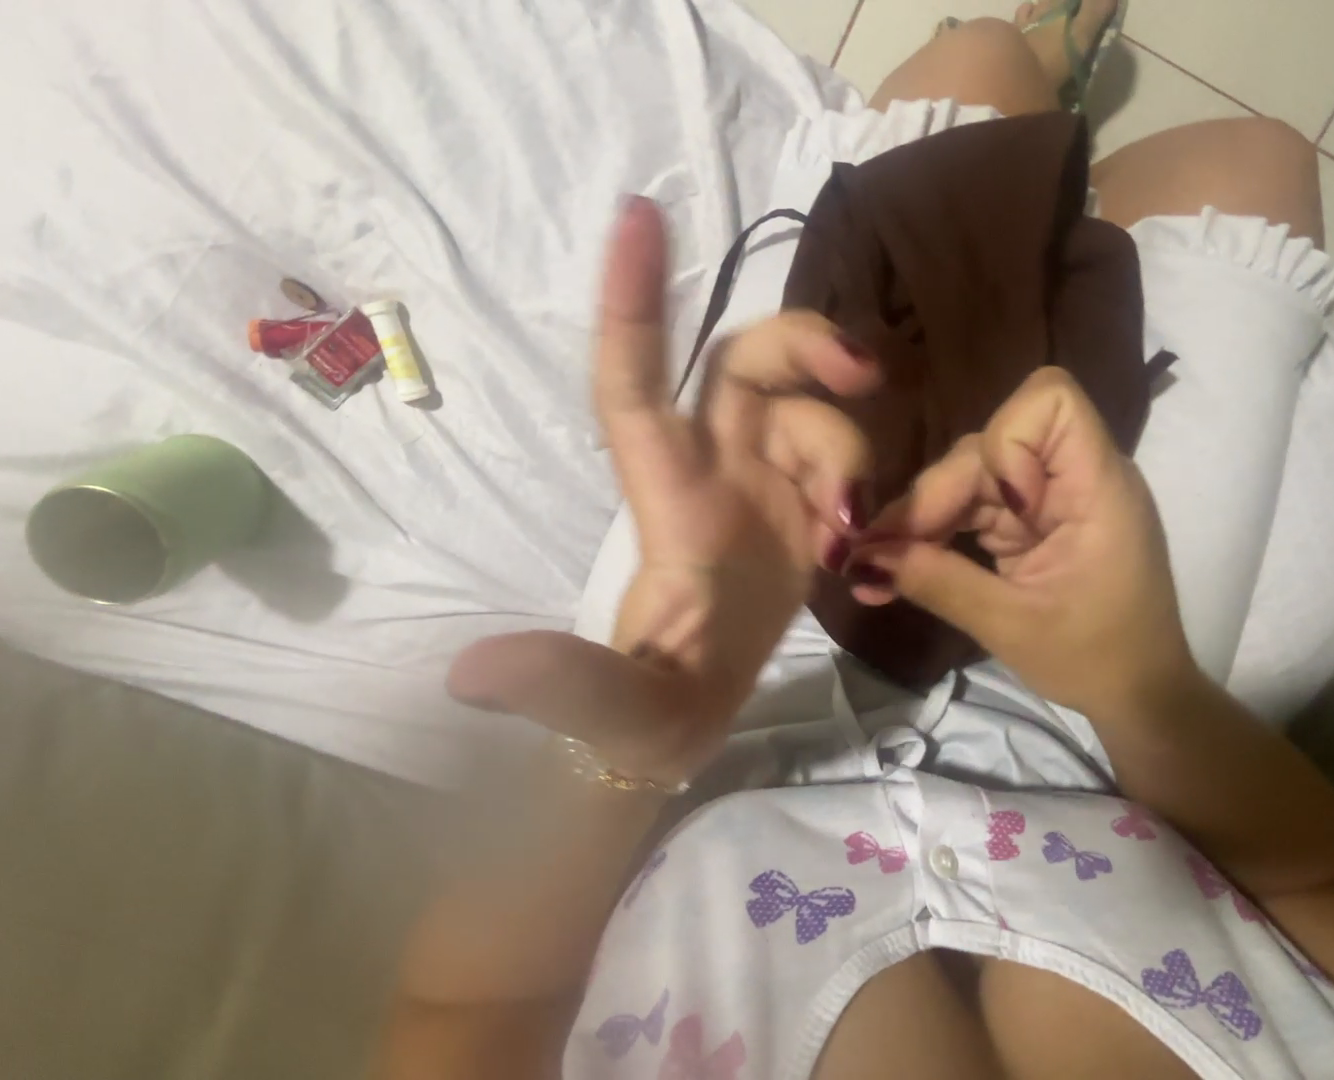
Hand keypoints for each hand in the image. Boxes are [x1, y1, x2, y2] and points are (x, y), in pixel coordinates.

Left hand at [447, 197, 879, 784]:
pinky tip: (859, 540)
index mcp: (661, 496)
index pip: (637, 383)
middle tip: (864, 372)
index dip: (636, 302)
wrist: (693, 724)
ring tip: (848, 531)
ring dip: (848, 454)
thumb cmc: (640, 710)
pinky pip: (846, 459)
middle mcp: (709, 471)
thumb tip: (468, 677)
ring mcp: (760, 487)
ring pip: (816, 415)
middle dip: (806, 344)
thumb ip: (556, 684)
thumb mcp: (607, 706)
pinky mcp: (802, 511)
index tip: (638, 212)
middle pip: (750, 362)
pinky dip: (865, 482)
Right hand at [849, 367, 1193, 718]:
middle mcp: (1072, 477)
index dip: (1005, 441)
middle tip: (883, 551)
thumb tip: (863, 557)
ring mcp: (1048, 497)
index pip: (1051, 402)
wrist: (1137, 695)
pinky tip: (903, 564)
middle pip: (988, 445)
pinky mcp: (1029, 520)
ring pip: (971, 475)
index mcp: (1095, 487)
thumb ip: (939, 582)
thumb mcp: (1011, 626)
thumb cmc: (1095, 660)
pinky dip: (937, 531)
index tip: (994, 507)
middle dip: (937, 495)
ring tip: (881, 566)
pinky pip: (972, 506)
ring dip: (926, 515)